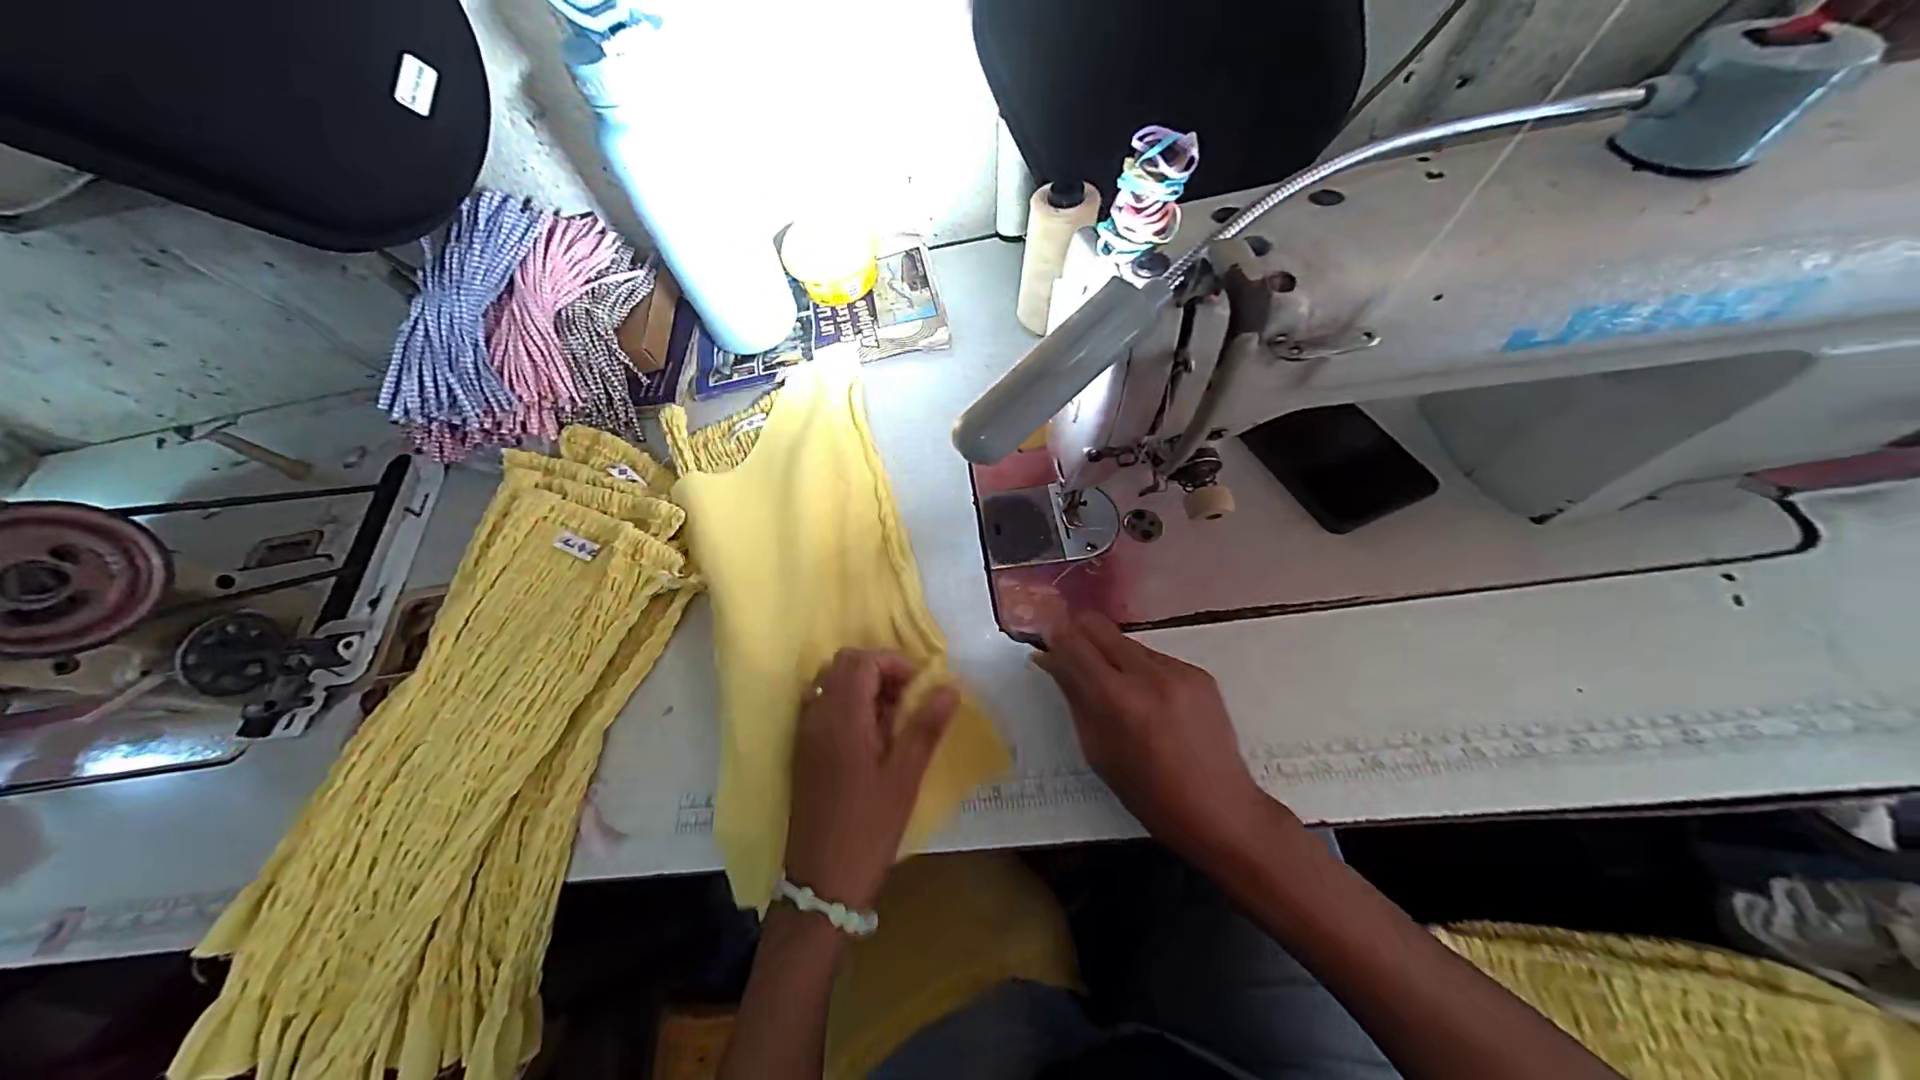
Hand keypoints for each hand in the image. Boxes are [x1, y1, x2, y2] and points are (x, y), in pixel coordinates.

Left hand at [785, 648, 958, 910]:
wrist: (822, 880)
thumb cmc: (869, 827)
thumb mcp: (905, 776)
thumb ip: (926, 726)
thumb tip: (949, 687)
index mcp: (841, 717)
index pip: (861, 662)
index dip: (893, 663)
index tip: (919, 687)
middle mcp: (816, 716)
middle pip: (842, 666)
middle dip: (879, 671)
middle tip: (908, 701)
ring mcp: (804, 733)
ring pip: (830, 684)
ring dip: (863, 688)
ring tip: (893, 721)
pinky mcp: (802, 751)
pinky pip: (823, 707)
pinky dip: (848, 706)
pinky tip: (871, 739)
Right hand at [1033, 609, 1272, 857]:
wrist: (1218, 809)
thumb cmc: (1147, 793)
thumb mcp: (1097, 750)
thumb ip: (1074, 697)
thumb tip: (1050, 659)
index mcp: (1117, 699)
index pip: (1074, 643)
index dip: (1054, 632)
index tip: (1042, 630)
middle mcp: (1148, 674)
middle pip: (1100, 627)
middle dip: (1079, 632)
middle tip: (1069, 648)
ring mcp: (1179, 670)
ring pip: (1128, 642)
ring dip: (1112, 654)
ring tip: (1116, 687)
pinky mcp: (1200, 674)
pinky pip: (1157, 658)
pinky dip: (1142, 671)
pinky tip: (1150, 701)